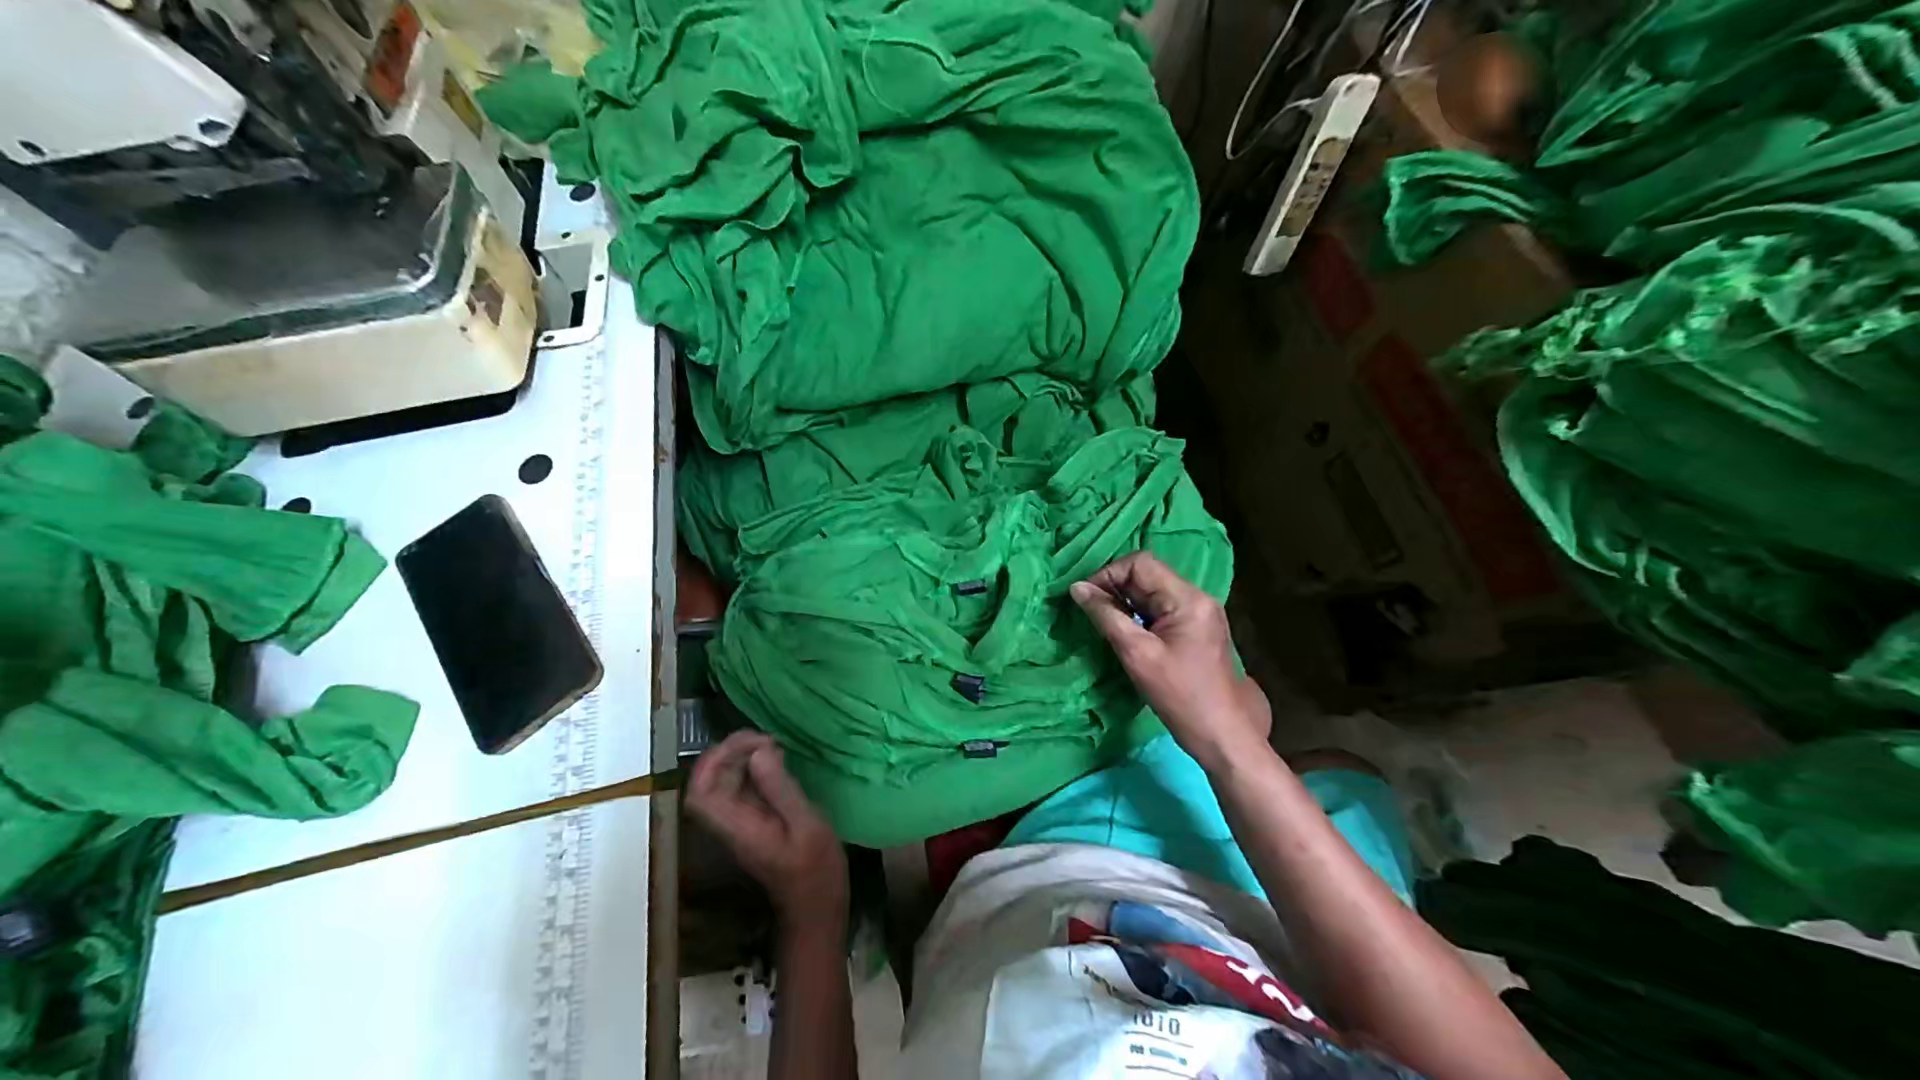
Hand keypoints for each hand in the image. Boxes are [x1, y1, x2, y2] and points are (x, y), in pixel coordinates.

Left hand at [687, 731, 847, 927]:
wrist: (817, 911)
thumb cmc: (816, 871)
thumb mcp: (806, 825)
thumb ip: (780, 789)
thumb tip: (759, 753)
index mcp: (738, 827)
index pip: (701, 792)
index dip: (714, 760)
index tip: (748, 741)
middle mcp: (731, 826)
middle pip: (709, 785)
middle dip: (729, 753)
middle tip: (765, 737)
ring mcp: (741, 827)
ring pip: (724, 786)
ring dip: (740, 760)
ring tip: (772, 743)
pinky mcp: (754, 826)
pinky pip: (742, 792)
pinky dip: (753, 771)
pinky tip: (777, 762)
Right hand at [1070, 552, 1271, 772]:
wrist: (1221, 733)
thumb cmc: (1179, 695)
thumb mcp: (1136, 654)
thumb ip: (1106, 616)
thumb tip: (1077, 588)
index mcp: (1187, 598)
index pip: (1141, 563)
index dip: (1108, 574)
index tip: (1086, 598)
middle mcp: (1196, 598)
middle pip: (1147, 575)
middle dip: (1114, 588)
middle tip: (1091, 612)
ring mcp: (1198, 613)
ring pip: (1152, 592)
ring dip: (1124, 602)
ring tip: (1104, 623)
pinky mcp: (1195, 629)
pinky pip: (1160, 609)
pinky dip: (1138, 615)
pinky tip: (1125, 633)